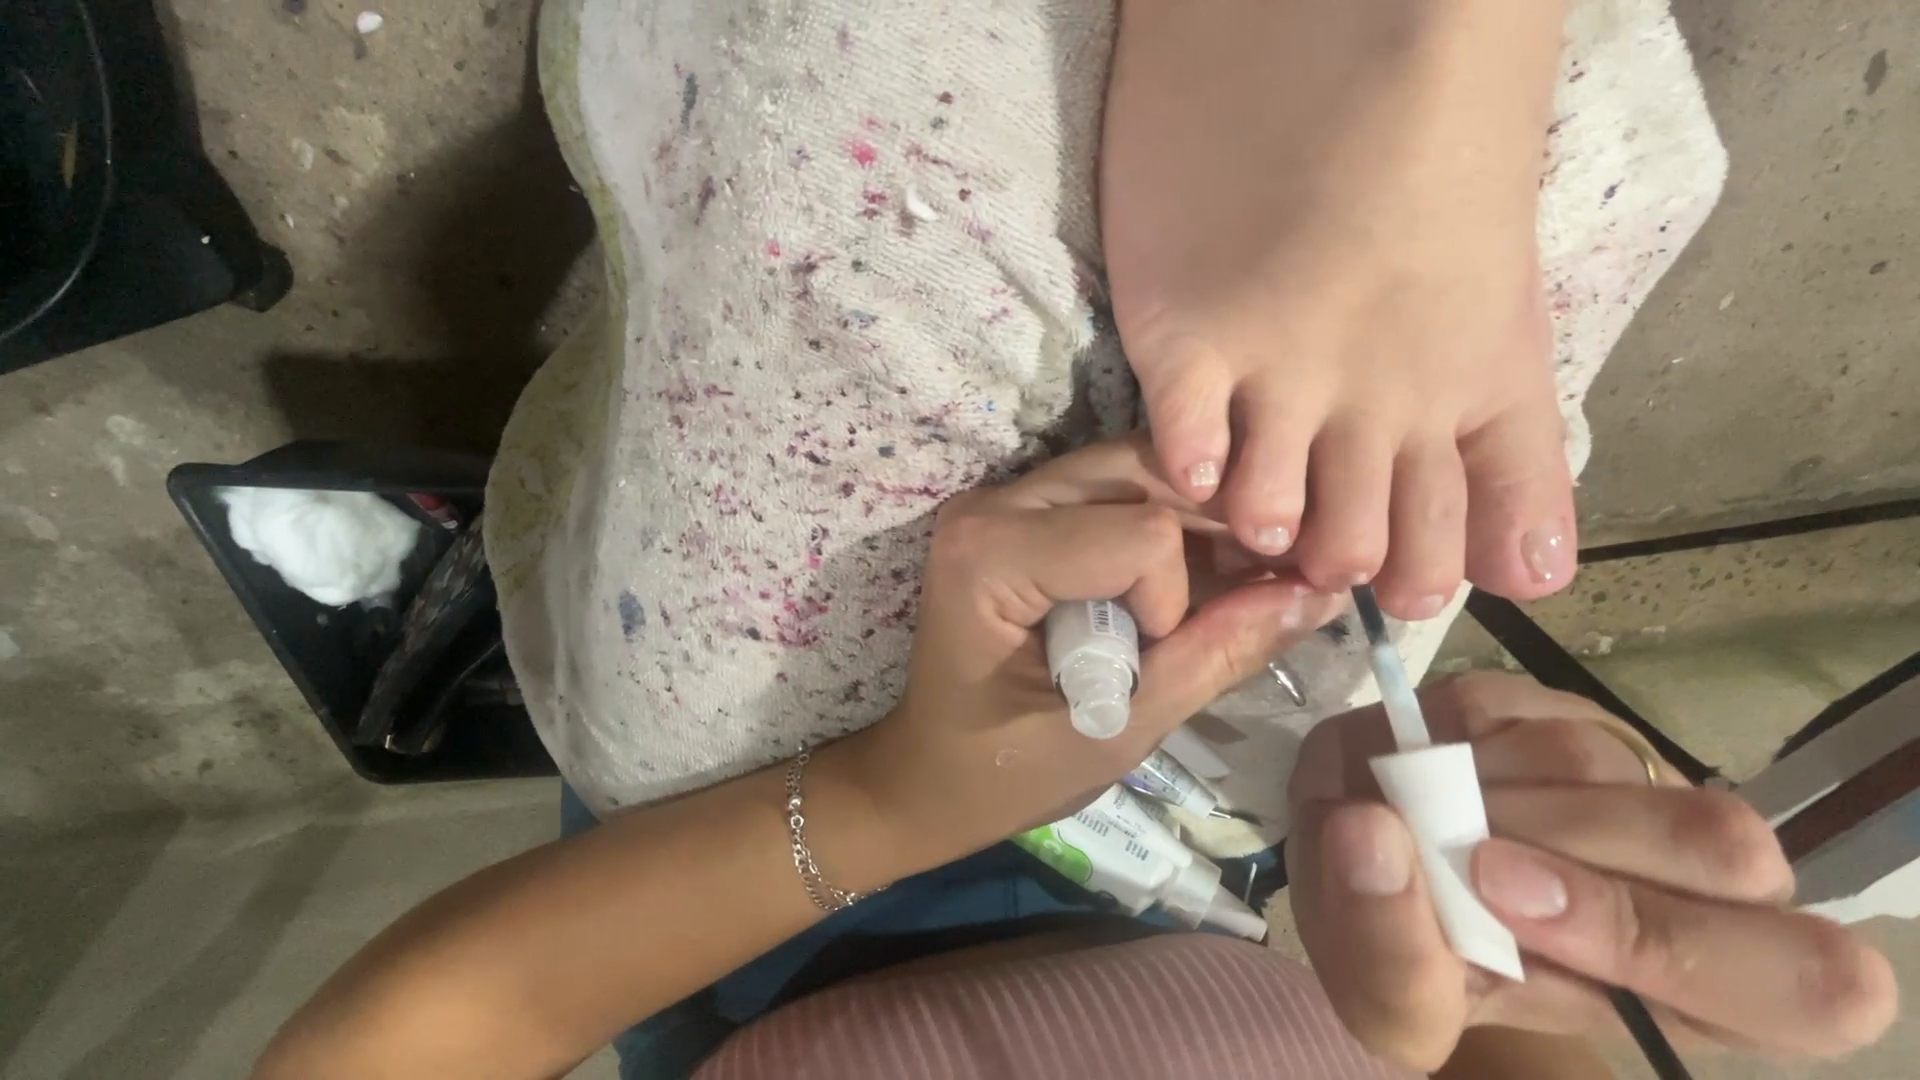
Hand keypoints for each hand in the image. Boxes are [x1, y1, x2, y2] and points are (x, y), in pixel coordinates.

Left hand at [844, 438, 1344, 859]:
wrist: (929, 771)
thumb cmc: (1006, 770)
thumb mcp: (1119, 729)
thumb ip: (1215, 654)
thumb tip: (1317, 594)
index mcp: (991, 555)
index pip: (1140, 535)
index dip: (1177, 595)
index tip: (1158, 651)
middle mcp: (991, 504)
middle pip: (1144, 474)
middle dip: (1212, 528)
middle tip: (1260, 583)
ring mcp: (1002, 499)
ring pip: (1134, 471)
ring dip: (1195, 522)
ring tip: (1232, 580)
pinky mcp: (1019, 510)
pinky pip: (1113, 491)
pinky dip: (1164, 526)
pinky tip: (1196, 570)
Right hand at [1102, 0, 1576, 618]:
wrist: (1331, 24)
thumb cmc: (1429, 149)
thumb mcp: (1506, 304)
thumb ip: (1509, 445)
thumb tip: (1531, 571)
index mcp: (1473, 386)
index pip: (1469, 538)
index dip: (1433, 578)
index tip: (1399, 583)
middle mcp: (1384, 400)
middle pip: (1360, 548)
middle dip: (1338, 565)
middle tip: (1303, 543)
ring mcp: (1281, 371)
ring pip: (1271, 519)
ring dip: (1261, 526)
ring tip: (1246, 496)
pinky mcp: (1187, 340)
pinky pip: (1186, 453)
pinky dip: (1188, 473)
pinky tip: (1192, 455)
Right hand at [1286, 673, 1897, 1069]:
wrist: (1346, 873)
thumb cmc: (1391, 962)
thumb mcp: (1385, 1009)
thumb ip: (1393, 952)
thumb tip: (1368, 827)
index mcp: (1698, 989)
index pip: (1810, 981)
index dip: (1674, 943)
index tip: (1513, 911)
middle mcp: (1686, 875)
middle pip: (1719, 844)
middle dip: (1566, 858)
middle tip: (1460, 867)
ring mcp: (1611, 770)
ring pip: (1587, 761)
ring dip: (1477, 799)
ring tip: (1415, 826)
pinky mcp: (1525, 705)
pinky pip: (1496, 709)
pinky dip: (1435, 747)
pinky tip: (1411, 782)